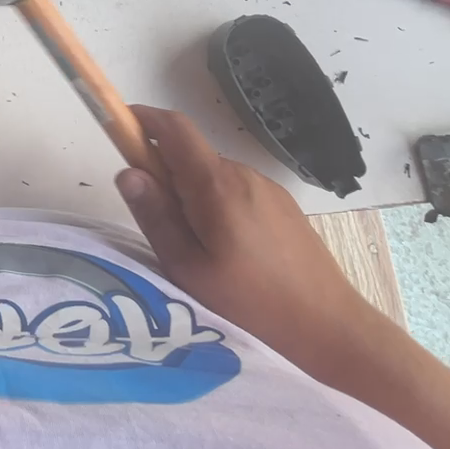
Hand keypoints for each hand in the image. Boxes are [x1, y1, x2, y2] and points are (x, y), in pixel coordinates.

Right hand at [114, 105, 396, 387]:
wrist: (332, 329)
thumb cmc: (250, 302)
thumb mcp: (187, 266)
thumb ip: (155, 215)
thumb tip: (126, 172)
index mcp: (216, 184)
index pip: (173, 127)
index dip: (140, 119)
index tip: (117, 130)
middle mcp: (243, 174)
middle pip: (188, 153)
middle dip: (161, 171)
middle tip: (156, 220)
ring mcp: (266, 187)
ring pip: (210, 173)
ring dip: (188, 191)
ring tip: (194, 245)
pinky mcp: (281, 204)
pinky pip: (233, 189)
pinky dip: (213, 203)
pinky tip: (226, 249)